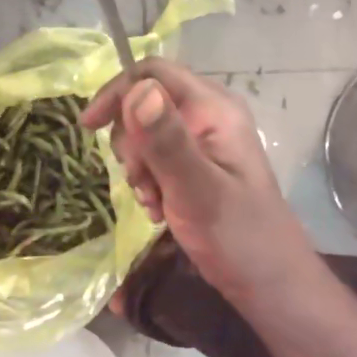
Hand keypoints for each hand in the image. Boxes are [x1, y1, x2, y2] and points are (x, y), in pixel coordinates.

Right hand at [82, 58, 311, 299]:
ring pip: (143, 133)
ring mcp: (202, 141)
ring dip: (136, 166)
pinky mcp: (195, 165)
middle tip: (139, 179)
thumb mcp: (196, 188)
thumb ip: (165, 139)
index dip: (116, 93)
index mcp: (213, 110)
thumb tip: (136, 90)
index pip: (152, 73)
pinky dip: (146, 181)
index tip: (88, 127)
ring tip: (152, 200)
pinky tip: (157, 208)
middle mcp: (208, 116)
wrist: (268, 283)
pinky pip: (153, 158)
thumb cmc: (237, 236)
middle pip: (142, 103)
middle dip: (129, 141)